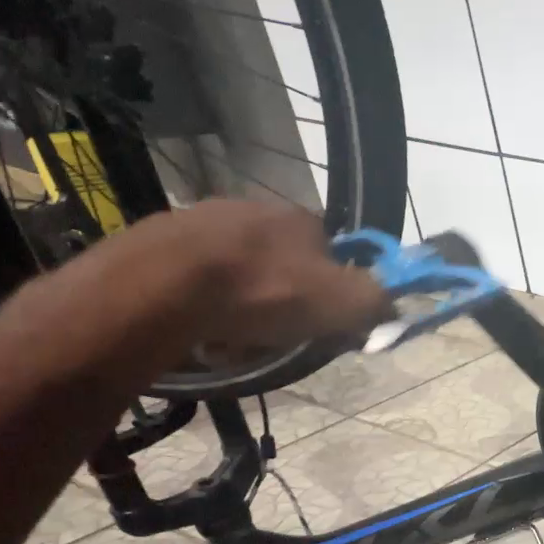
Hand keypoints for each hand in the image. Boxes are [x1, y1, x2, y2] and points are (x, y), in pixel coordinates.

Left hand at [101, 200, 388, 351]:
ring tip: (234, 337)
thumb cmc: (263, 293)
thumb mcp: (345, 303)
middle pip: (283, 260)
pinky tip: (198, 327)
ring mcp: (196, 218)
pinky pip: (193, 277)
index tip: (326, 317)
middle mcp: (250, 207)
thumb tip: (393, 304)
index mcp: (300, 217)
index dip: (335, 286)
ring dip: (242, 301)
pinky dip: (202, 303)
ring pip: (238, 269)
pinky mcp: (151, 239)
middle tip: (280, 333)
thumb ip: (379, 301)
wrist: (157, 289)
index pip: (333, 249)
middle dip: (285, 295)